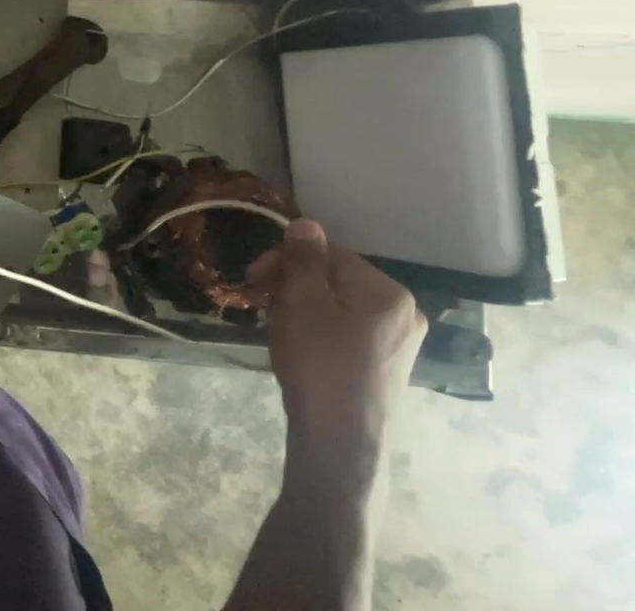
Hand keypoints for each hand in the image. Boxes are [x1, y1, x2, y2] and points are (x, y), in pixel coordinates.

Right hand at [247, 219, 426, 485]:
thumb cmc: (318, 360)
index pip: (331, 254)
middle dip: (294, 283)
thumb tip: (307, 223)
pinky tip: (299, 343)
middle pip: (337, 278)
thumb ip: (304, 260)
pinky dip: (319, 326)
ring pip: (340, 304)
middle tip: (259, 300)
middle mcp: (404, 311)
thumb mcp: (302, 302)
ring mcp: (399, 340)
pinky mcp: (387, 363)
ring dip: (302, 304)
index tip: (252, 278)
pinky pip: (348, 328)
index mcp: (386, 291)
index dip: (287, 260)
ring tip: (277, 325)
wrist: (340, 432)